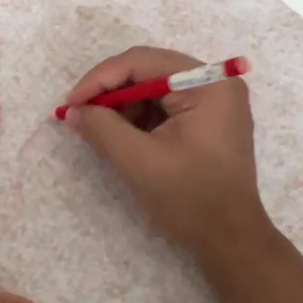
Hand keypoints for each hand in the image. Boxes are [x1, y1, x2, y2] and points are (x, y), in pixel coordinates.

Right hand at [63, 46, 272, 261]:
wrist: (231, 240)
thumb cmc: (190, 199)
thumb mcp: (138, 162)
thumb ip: (102, 128)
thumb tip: (72, 110)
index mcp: (207, 84)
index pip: (141, 62)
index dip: (99, 79)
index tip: (70, 104)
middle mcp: (215, 82)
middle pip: (148, 70)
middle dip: (110, 92)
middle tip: (80, 114)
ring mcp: (215, 101)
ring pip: (154, 87)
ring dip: (122, 105)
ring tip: (99, 130)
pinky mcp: (209, 119)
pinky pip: (165, 105)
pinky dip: (139, 117)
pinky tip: (122, 136)